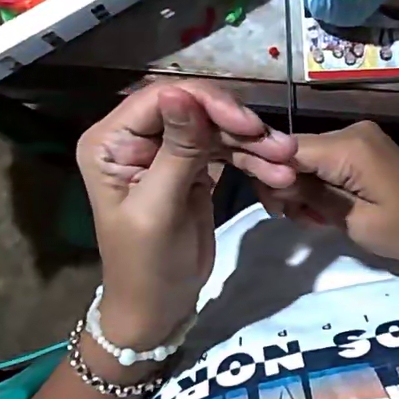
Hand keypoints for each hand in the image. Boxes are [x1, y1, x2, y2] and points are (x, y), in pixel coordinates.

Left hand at [77, 83, 295, 364]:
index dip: (207, 104)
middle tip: (282, 149)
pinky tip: (278, 174)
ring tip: (287, 166)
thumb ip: (176, 150)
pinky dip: (253, 161)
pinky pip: (227, 151)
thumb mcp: (159, 208)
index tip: (248, 127)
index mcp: (111, 141)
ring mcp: (167, 149)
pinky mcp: (193, 166)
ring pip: (217, 130)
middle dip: (239, 128)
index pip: (161, 100)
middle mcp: (137, 136)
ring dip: (255, 146)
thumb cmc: (146, 264)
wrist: (159, 306)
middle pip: (195, 110)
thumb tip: (181, 92)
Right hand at [257, 121, 398, 267]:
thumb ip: (311, 195)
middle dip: (285, 186)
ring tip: (316, 221)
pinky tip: (326, 212)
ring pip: (306, 159)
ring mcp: (358, 139)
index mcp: (349, 146)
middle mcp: (350, 132)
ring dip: (302, 190)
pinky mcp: (362, 150)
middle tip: (297, 221)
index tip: (270, 207)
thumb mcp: (355, 221)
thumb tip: (271, 178)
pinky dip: (318, 186)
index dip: (267, 173)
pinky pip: (325, 163)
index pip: (286, 149)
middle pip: (293, 152)